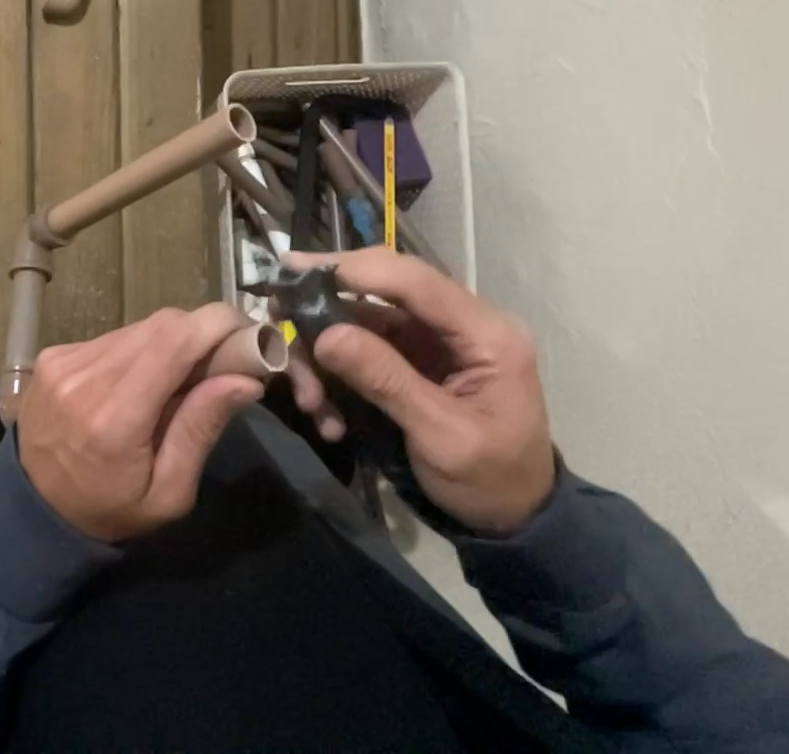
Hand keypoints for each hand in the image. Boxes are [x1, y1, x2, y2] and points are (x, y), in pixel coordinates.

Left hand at [19, 304, 266, 541]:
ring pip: (137, 327)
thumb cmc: (108, 510)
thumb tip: (245, 378)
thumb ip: (200, 430)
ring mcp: (63, 362)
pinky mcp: (52, 356)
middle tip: (226, 359)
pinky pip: (112, 337)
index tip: (250, 332)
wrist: (32, 511)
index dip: (217, 325)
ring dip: (170, 341)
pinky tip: (140, 379)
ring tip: (182, 375)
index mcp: (114, 418)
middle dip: (202, 332)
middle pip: (160, 325)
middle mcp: (84, 378)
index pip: (173, 342)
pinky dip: (138, 349)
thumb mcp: (168, 493)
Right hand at [285, 250, 557, 535]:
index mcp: (485, 333)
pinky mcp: (412, 358)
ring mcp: (432, 340)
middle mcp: (459, 323)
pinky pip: (360, 350)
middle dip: (325, 305)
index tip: (295, 270)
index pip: (413, 281)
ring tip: (309, 402)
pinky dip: (334, 377)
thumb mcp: (441, 436)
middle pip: (381, 290)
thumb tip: (325, 335)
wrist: (512, 518)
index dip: (354, 270)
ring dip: (323, 355)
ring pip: (361, 322)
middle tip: (276, 310)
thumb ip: (386, 381)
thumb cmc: (490, 480)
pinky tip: (328, 418)